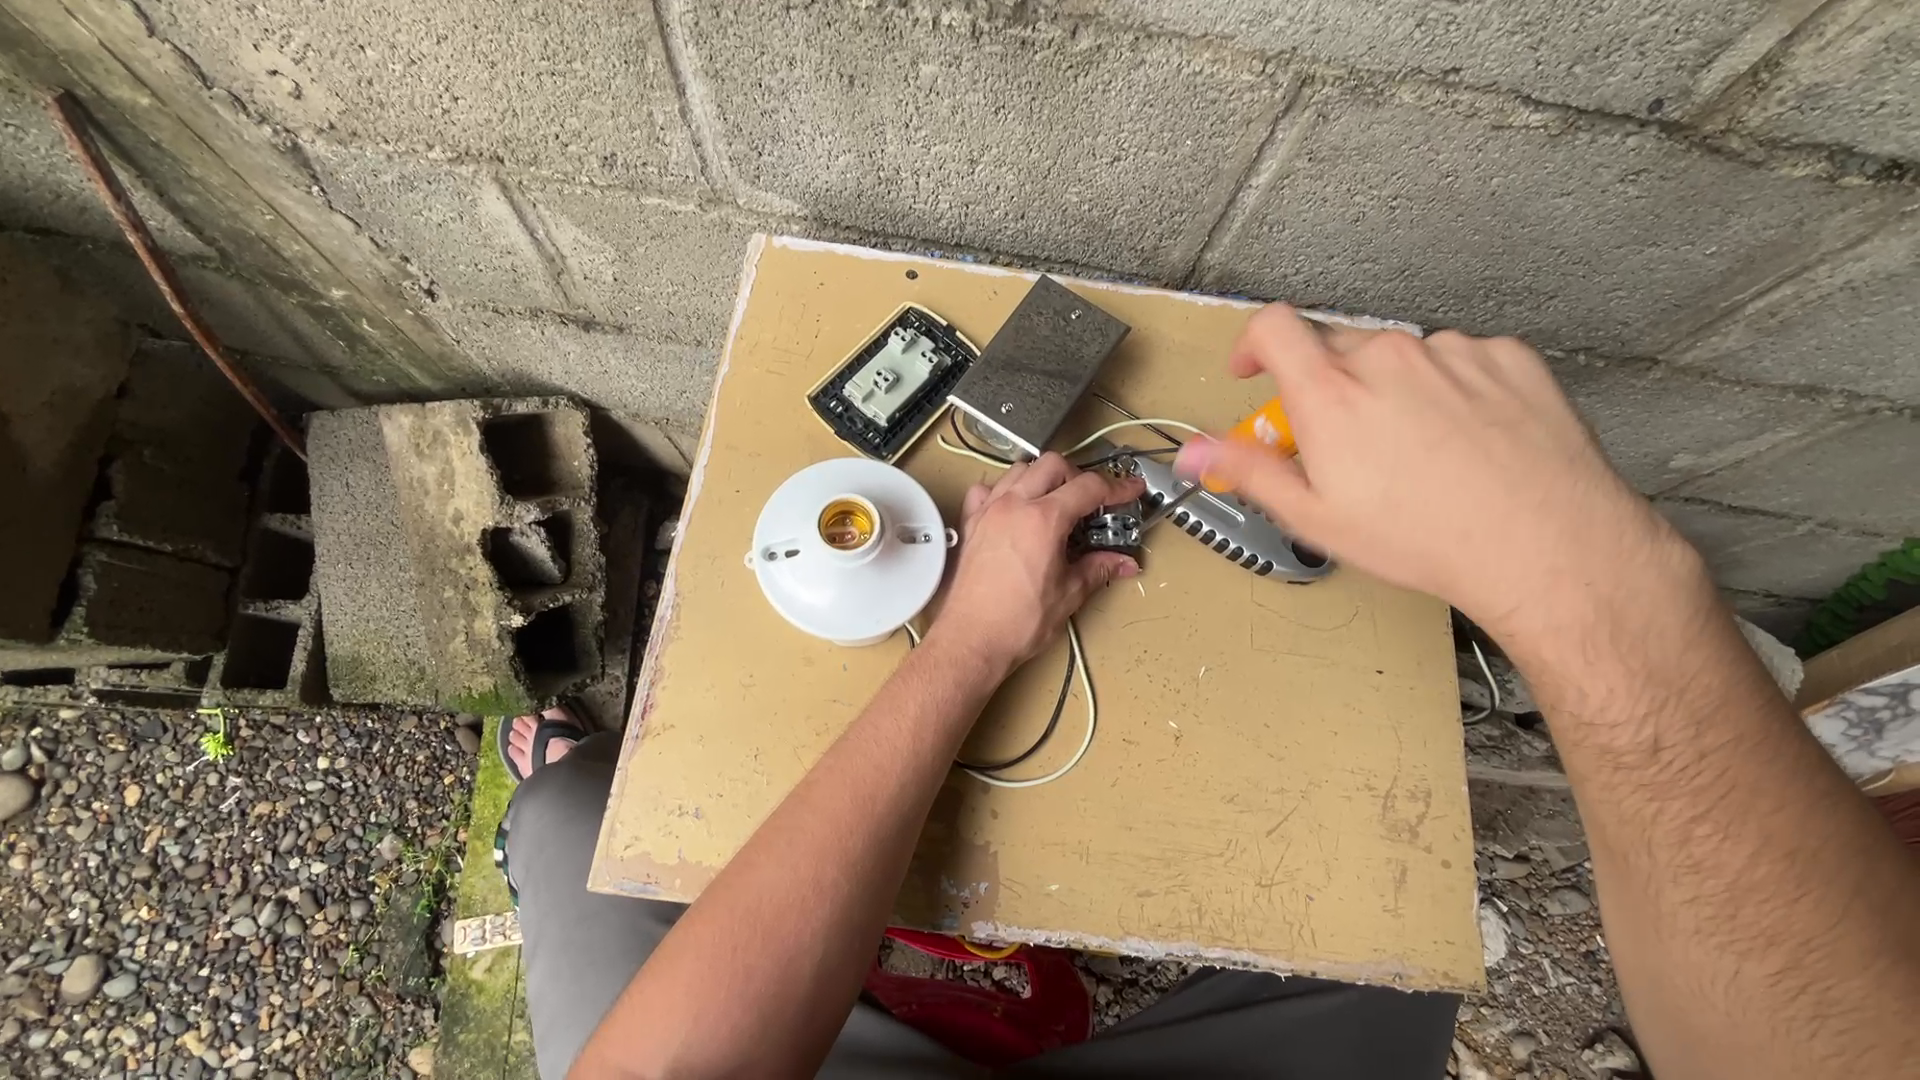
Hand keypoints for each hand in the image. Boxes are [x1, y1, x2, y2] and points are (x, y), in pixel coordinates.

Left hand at [929, 452, 1143, 673]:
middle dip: (1078, 477)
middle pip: (1053, 465)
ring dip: (1043, 478)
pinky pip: (987, 490)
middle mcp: (1013, 507)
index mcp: (1043, 520)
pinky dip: (1004, 491)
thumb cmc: (1015, 623)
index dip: (1117, 487)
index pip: (1089, 487)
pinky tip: (1015, 510)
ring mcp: (988, 512)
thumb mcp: (1069, 594)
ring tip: (1057, 503)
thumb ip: (1098, 568)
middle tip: (1092, 503)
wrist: (972, 640)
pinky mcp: (971, 526)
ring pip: (1019, 470)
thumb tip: (1121, 562)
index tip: (1130, 491)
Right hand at [1176, 305, 1694, 639]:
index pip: (1274, 327)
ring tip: (1416, 450)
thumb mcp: (1314, 517)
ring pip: (1398, 357)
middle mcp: (1386, 357)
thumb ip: (1247, 470)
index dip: (1254, 344)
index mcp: (1331, 393)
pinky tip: (1464, 437)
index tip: (1255, 370)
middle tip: (1344, 442)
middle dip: (1327, 387)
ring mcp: (1451, 352)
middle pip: (1335, 348)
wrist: (1544, 545)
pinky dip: (1447, 388)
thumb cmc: (1423, 538)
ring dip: (1389, 389)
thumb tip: (1192, 451)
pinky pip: (1457, 360)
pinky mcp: (1505, 357)